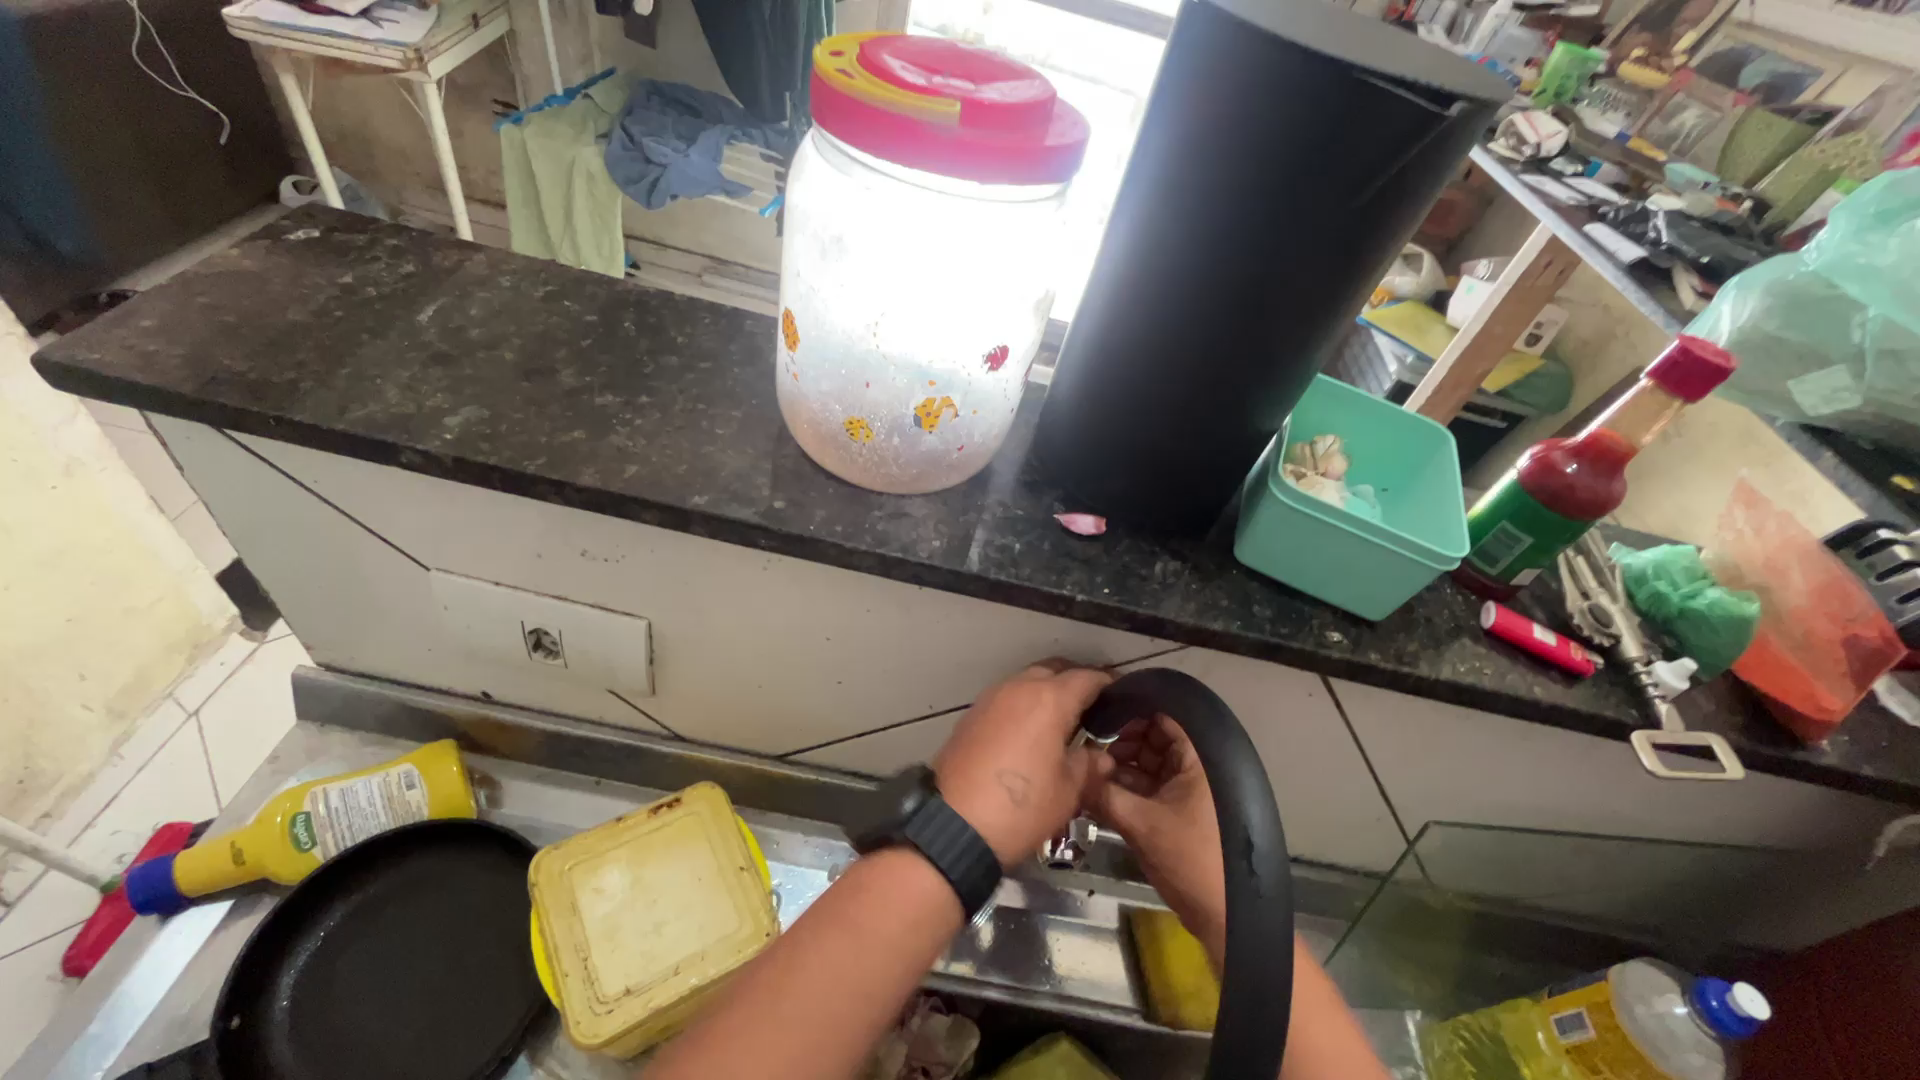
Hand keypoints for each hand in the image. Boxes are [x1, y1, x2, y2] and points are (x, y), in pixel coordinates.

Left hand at [933, 662, 1112, 866]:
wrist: (953, 827)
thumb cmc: (1020, 809)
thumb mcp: (1068, 792)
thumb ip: (1089, 765)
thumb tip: (1101, 756)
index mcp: (1048, 700)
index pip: (1086, 678)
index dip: (1107, 685)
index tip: (1120, 697)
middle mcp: (1017, 689)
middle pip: (1053, 671)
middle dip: (1074, 683)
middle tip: (1092, 708)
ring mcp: (989, 700)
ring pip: (1025, 682)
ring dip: (1045, 693)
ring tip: (1061, 721)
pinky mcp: (970, 716)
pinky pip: (1005, 700)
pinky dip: (1022, 707)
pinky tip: (1030, 733)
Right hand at [1086, 716, 1226, 959]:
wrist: (1224, 914)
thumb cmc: (1190, 859)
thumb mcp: (1140, 823)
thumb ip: (1102, 793)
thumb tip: (1070, 771)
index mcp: (1200, 756)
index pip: (1164, 714)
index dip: (1130, 710)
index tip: (1096, 716)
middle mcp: (1198, 764)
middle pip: (1154, 736)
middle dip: (1120, 740)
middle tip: (1086, 746)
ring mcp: (1190, 787)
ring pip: (1149, 762)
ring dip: (1121, 765)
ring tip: (1089, 769)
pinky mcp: (1182, 808)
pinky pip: (1151, 785)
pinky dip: (1128, 787)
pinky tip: (1099, 790)